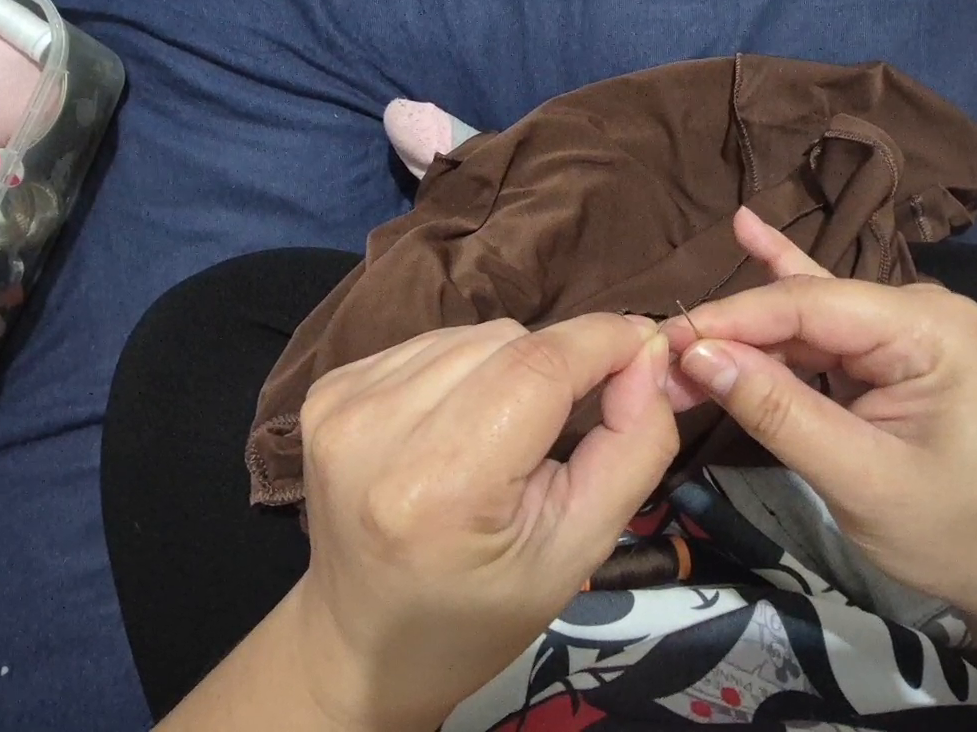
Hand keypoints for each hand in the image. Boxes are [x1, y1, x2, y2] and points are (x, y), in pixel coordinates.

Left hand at [292, 315, 678, 729]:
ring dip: (512, 362)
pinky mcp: (327, 388)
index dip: (604, 341)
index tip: (648, 344)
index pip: (539, 365)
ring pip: (471, 334)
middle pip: (506, 340)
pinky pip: (431, 343)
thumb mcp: (579, 549)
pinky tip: (462, 419)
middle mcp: (374, 427)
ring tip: (509, 428)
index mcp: (439, 486)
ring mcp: (342, 400)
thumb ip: (634, 446)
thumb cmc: (480, 612)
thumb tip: (649, 355)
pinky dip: (467, 367)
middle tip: (575, 416)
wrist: (364, 641)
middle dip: (560, 361)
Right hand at [663, 209, 976, 623]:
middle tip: (658, 358)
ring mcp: (897, 327)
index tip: (665, 344)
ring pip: (797, 318)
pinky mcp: (880, 350)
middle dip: (727, 333)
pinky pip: (815, 324)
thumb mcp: (861, 480)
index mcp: (926, 327)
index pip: (806, 306)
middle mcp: (912, 310)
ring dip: (737, 336)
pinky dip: (772, 301)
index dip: (730, 320)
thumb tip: (697, 355)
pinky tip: (748, 233)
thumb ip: (778, 412)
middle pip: (797, 308)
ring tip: (673, 339)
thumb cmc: (954, 531)